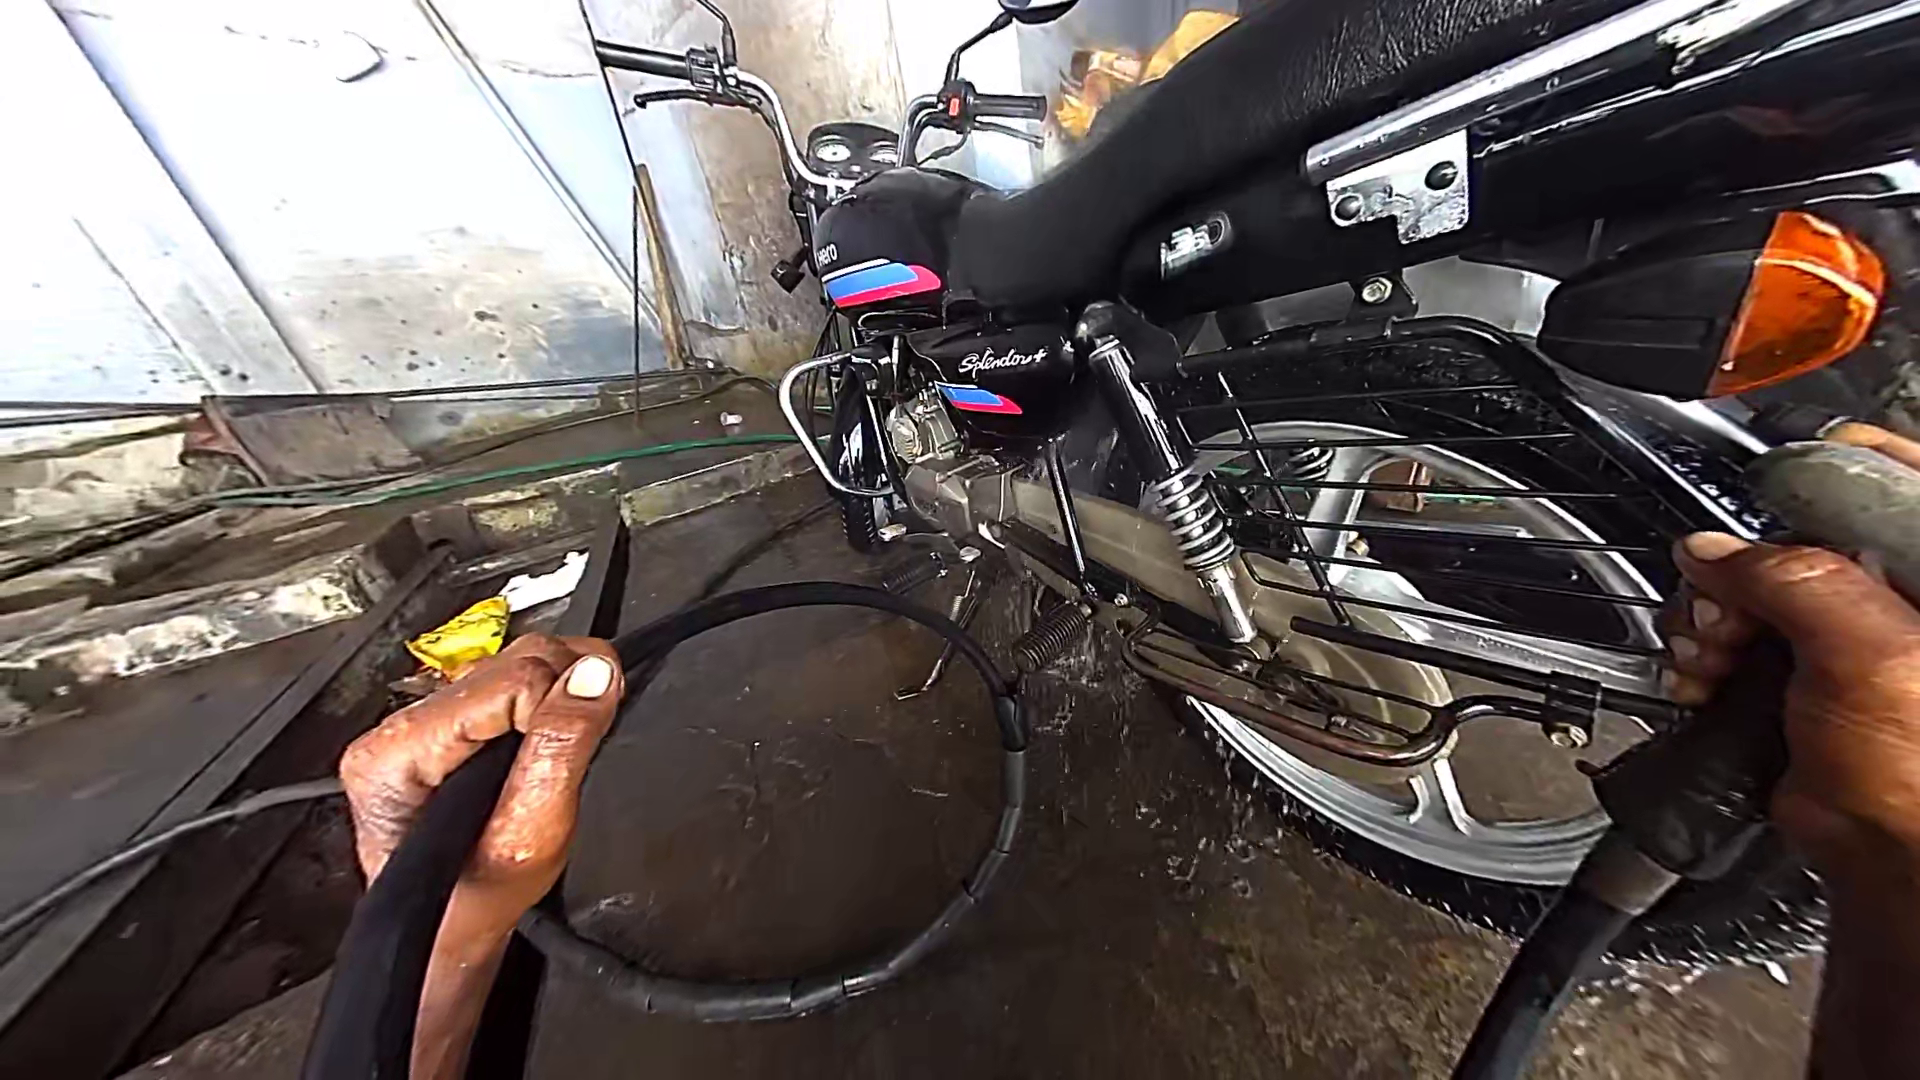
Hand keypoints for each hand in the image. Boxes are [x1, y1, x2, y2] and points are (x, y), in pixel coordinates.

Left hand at [340, 633, 624, 938]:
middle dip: (571, 690)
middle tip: (580, 742)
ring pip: (528, 655)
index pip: (519, 680)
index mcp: (403, 752)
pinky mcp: (459, 713)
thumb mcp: (535, 831)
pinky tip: (557, 727)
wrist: (463, 919)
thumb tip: (595, 674)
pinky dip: (560, 690)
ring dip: (568, 688)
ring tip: (568, 740)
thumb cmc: (485, 891)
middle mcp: (407, 724)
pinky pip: (526, 670)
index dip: (563, 712)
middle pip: (525, 657)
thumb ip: (563, 746)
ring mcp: (433, 715)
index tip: (572, 752)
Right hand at [1660, 424, 1919, 884]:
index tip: (1789, 471)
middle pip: (1797, 544)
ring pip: (1747, 589)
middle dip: (1736, 579)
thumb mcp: (1879, 660)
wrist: (1900, 859)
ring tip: (1713, 661)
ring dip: (1707, 621)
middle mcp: (1906, 607)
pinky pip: (1726, 630)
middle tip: (1730, 619)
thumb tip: (1717, 549)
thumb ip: (1797, 583)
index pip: (1905, 490)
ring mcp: (1857, 638)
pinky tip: (1708, 676)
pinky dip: (1699, 649)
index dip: (1850, 467)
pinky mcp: (1805, 666)